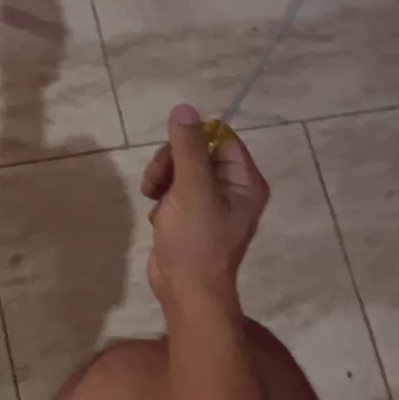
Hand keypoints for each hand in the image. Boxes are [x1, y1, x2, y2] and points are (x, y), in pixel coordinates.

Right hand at [141, 104, 269, 316]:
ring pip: (179, 166)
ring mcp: (211, 201)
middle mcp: (232, 187)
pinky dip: (161, 194)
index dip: (193, 138)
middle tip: (157, 182)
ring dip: (161, 176)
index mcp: (245, 181)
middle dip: (170, 161)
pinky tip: (158, 212)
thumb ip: (187, 149)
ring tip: (153, 197)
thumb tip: (184, 109)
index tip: (173, 152)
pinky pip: (173, 186)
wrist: (186, 290)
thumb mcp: (192, 190)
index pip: (221, 138)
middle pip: (195, 150)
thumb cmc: (196, 241)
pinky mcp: (191, 212)